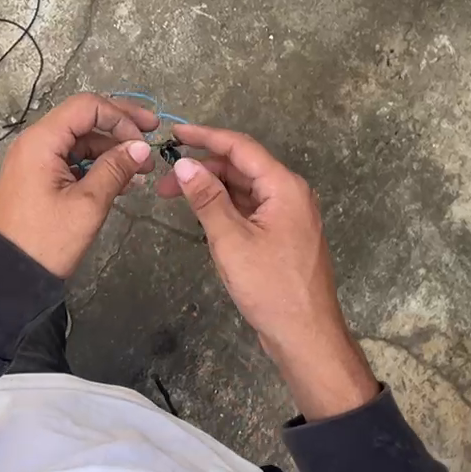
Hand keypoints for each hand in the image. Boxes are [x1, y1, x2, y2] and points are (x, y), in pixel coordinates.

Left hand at [0, 93, 158, 278]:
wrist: (6, 276)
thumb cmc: (45, 240)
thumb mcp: (87, 204)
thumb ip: (115, 169)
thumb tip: (140, 147)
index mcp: (42, 140)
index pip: (87, 106)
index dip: (120, 116)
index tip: (144, 139)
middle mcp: (36, 142)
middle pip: (83, 118)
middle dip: (120, 125)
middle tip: (153, 131)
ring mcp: (36, 159)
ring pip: (81, 140)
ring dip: (112, 148)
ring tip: (142, 169)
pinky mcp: (39, 177)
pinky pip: (72, 159)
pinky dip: (97, 165)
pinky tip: (123, 180)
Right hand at [157, 124, 377, 418]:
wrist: (306, 337)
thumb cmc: (270, 288)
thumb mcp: (231, 241)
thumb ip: (207, 199)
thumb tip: (185, 165)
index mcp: (284, 187)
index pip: (240, 147)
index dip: (205, 137)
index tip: (173, 134)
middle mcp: (290, 193)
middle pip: (241, 167)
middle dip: (203, 168)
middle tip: (164, 181)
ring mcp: (288, 215)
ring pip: (244, 188)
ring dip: (211, 188)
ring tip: (175, 196)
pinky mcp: (282, 234)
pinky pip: (250, 207)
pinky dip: (225, 205)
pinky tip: (202, 214)